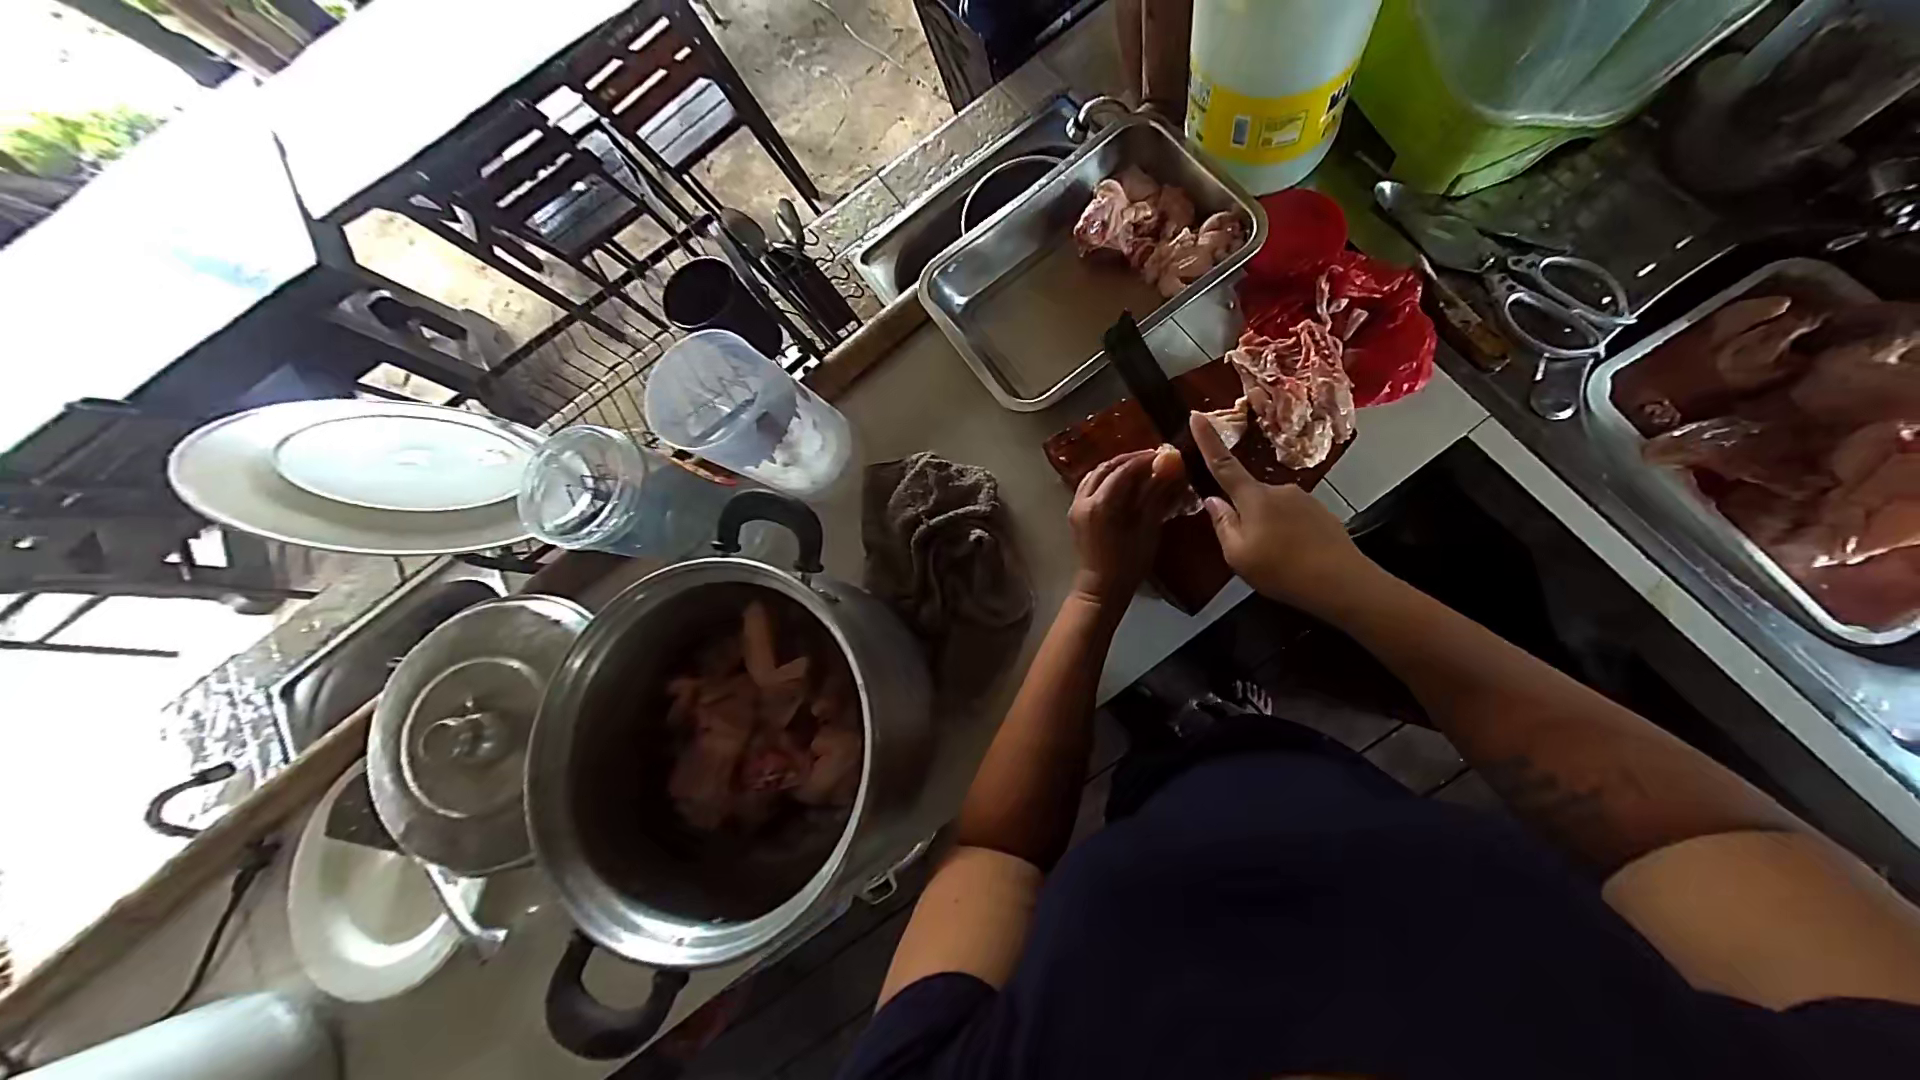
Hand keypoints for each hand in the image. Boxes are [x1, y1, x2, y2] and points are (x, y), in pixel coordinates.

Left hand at [1068, 448, 1185, 605]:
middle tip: (1153, 457)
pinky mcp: (1076, 514)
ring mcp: (1076, 506)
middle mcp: (1083, 500)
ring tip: (1140, 467)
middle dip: (1130, 460)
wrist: (1100, 589)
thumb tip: (1169, 466)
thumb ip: (1155, 495)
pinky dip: (1106, 479)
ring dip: (1116, 467)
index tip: (1163, 454)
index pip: (1123, 470)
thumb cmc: (1127, 564)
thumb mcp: (1147, 529)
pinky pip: (1089, 486)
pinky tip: (1123, 482)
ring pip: (1095, 475)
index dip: (1144, 460)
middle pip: (1106, 468)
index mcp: (1101, 504)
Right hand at [1187, 410, 1377, 613]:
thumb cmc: (1281, 570)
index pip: (1223, 464)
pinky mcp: (1320, 513)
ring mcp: (1303, 499)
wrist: (1342, 582)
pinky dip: (1285, 535)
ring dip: (1266, 528)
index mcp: (1253, 497)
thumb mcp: (1237, 554)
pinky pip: (1291, 519)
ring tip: (1273, 561)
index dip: (1207, 440)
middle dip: (1242, 515)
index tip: (1196, 415)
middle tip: (1247, 550)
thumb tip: (1214, 501)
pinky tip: (1292, 559)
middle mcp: (1278, 490)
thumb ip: (1222, 524)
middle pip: (1248, 495)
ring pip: (1270, 509)